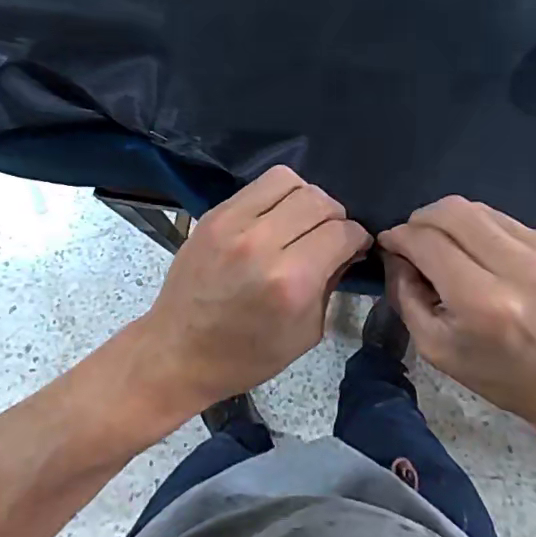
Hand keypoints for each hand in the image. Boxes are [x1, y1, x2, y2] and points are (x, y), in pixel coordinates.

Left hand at [128, 166, 370, 419]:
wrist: (178, 350)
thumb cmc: (246, 355)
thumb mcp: (306, 332)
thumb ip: (331, 282)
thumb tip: (347, 248)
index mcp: (291, 282)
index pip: (342, 233)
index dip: (357, 238)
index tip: (354, 247)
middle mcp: (262, 244)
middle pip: (320, 201)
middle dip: (336, 217)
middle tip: (329, 236)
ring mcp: (232, 224)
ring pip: (289, 181)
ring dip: (306, 199)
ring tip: (302, 222)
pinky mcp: (213, 215)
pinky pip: (257, 185)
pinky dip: (277, 195)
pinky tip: (275, 217)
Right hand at [377, 196, 535, 440]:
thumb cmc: (504, 376)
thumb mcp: (436, 349)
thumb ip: (406, 296)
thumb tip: (396, 254)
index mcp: (484, 302)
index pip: (426, 241)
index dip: (399, 236)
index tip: (388, 243)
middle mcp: (517, 266)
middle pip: (450, 211)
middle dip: (420, 220)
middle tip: (412, 241)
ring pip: (475, 208)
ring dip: (449, 223)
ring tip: (445, 250)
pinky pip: (499, 219)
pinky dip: (478, 231)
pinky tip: (480, 257)